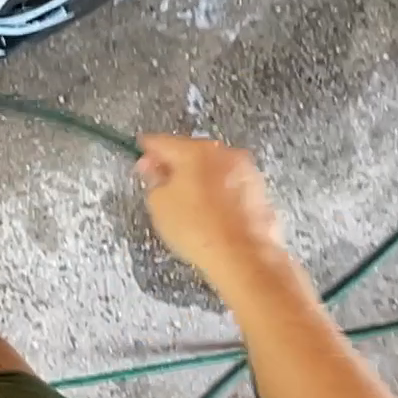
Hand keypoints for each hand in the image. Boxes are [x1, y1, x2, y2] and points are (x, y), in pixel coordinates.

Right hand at [135, 134, 290, 288]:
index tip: (139, 155)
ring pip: (212, 168)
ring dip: (196, 178)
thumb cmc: (198, 228)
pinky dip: (216, 192)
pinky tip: (206, 212)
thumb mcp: (158, 203)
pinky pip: (229, 184)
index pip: (161, 141)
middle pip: (190, 151)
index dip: (146, 150)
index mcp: (196, 151)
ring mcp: (246, 171)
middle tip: (158, 182)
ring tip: (182, 202)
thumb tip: (154, 170)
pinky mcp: (259, 191)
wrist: (242, 257)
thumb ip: (153, 179)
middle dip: (173, 164)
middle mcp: (224, 154)